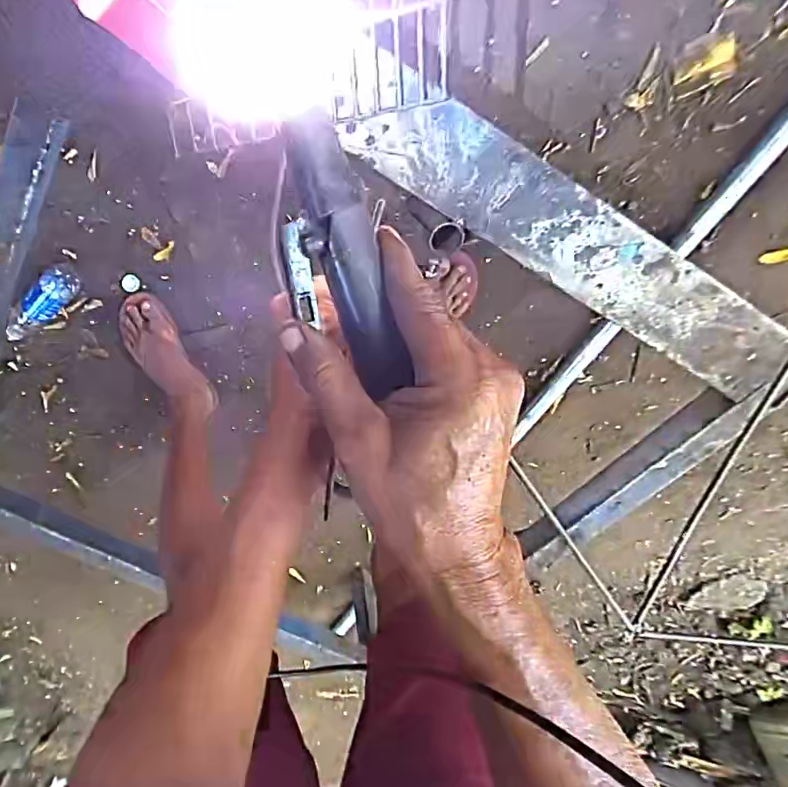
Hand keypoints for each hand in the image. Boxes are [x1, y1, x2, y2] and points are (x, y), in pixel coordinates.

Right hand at [278, 228, 524, 594]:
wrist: (453, 552)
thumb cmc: (408, 503)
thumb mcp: (357, 437)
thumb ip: (326, 376)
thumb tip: (292, 328)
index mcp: (460, 376)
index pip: (420, 303)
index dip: (393, 265)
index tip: (375, 235)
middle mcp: (489, 370)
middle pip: (429, 317)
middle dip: (383, 303)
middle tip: (339, 295)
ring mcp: (495, 383)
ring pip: (439, 337)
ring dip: (398, 329)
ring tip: (353, 331)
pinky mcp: (491, 397)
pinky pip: (448, 358)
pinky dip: (414, 352)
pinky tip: (384, 362)